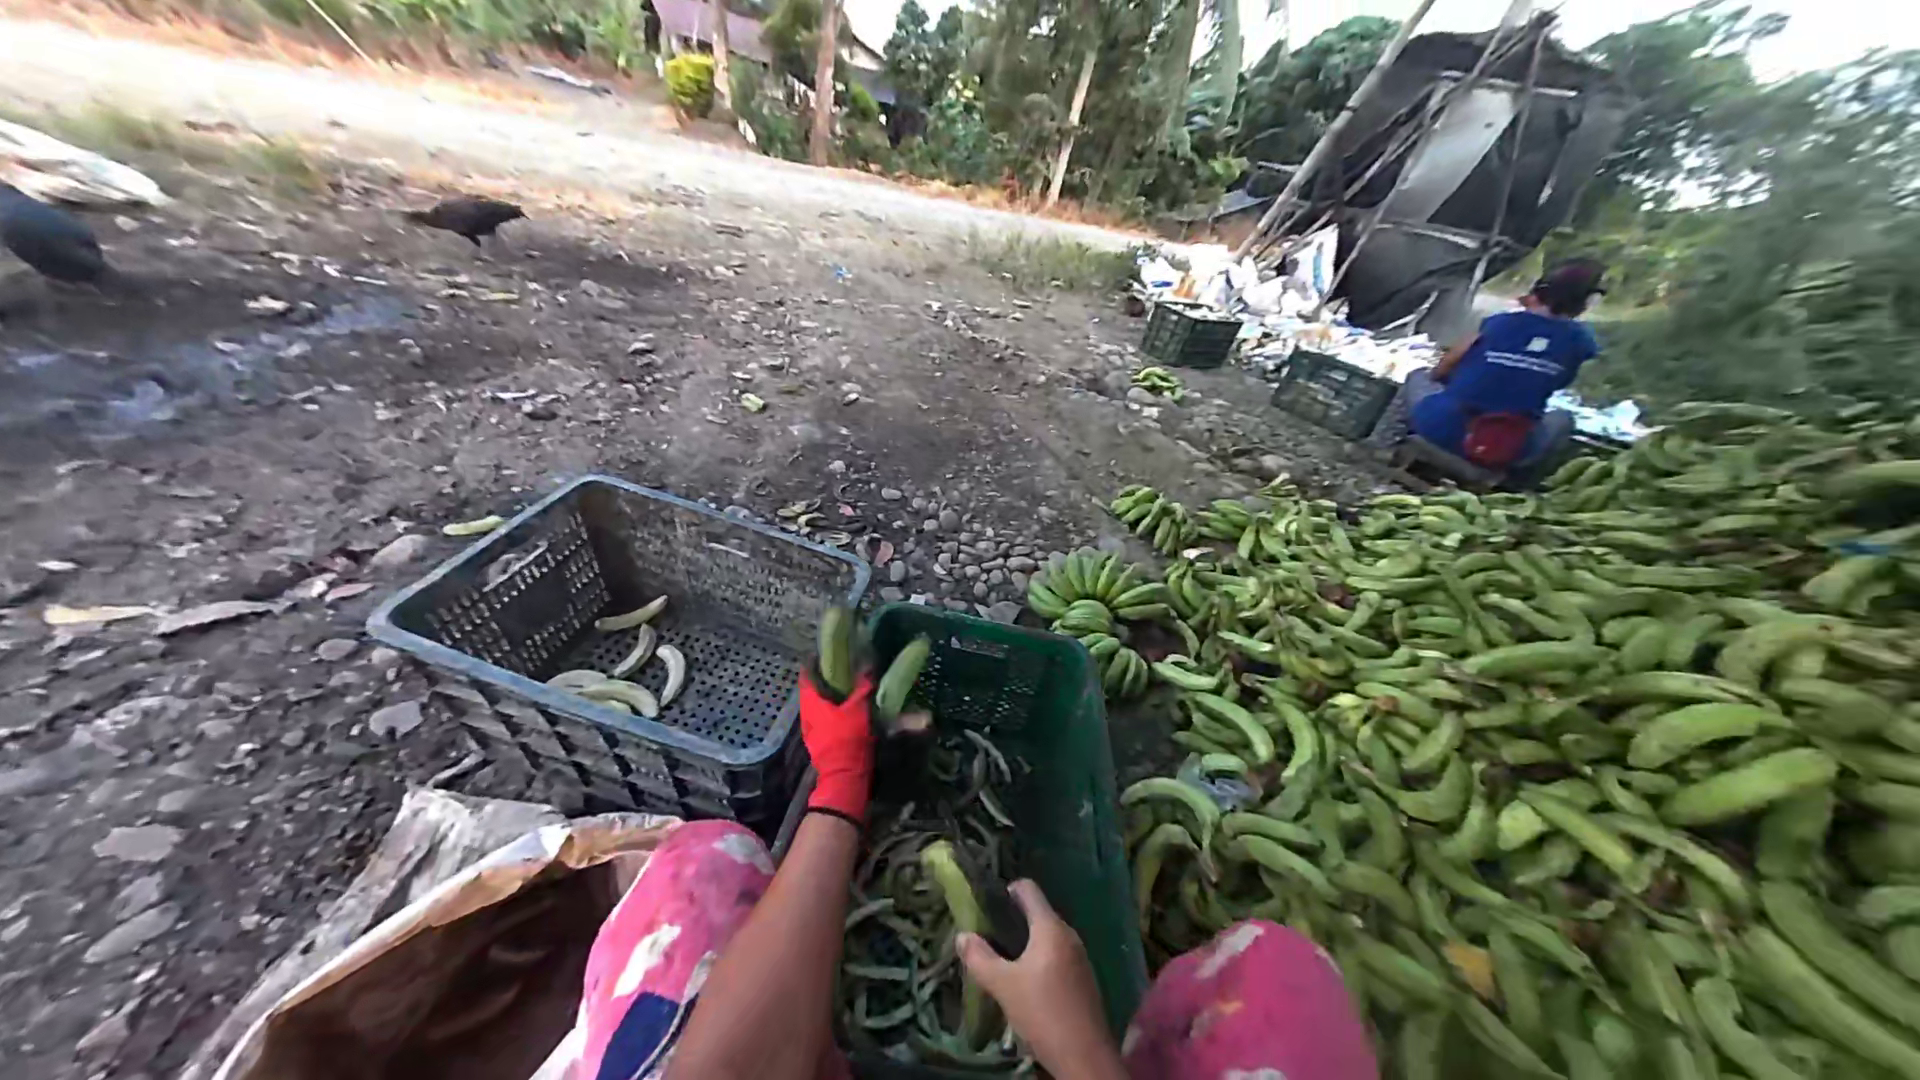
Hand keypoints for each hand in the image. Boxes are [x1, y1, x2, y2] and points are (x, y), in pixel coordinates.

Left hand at [797, 670, 873, 822]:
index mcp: (810, 700)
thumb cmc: (848, 737)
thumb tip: (868, 662)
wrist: (843, 776)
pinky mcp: (819, 739)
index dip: (815, 660)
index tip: (829, 651)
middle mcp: (806, 712)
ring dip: (830, 694)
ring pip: (818, 703)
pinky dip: (833, 708)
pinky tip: (847, 708)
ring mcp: (810, 727)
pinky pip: (824, 716)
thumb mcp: (860, 708)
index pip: (807, 672)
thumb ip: (863, 685)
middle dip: (825, 677)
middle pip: (812, 687)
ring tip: (847, 685)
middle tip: (842, 665)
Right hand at [957, 881, 1126, 1079]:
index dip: (1007, 891)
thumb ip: (980, 958)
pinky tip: (1028, 982)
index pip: (1029, 889)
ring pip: (1048, 936)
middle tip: (990, 936)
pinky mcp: (1084, 978)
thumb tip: (962, 935)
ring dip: (1027, 942)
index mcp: (1050, 927)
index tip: (989, 906)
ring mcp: (1080, 956)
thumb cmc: (1043, 1012)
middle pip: (1038, 912)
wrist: (1086, 1059)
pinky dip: (1041, 958)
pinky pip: (1058, 954)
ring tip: (1005, 960)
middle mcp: (1068, 934)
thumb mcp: (1004, 986)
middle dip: (1014, 920)